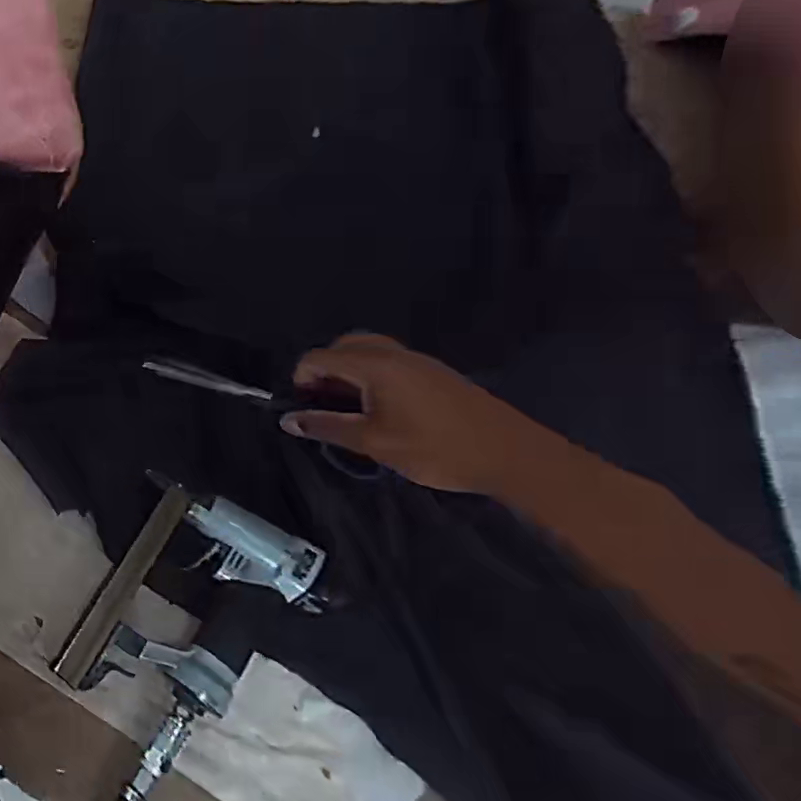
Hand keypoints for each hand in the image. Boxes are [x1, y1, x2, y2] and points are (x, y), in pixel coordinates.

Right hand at [278, 332, 567, 494]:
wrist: (512, 455)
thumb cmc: (436, 449)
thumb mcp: (373, 442)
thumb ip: (327, 427)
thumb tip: (288, 420)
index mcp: (376, 365)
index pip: (320, 356)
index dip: (301, 378)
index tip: (304, 407)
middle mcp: (395, 354)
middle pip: (344, 345)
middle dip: (324, 369)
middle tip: (323, 403)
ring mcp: (418, 361)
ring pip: (368, 350)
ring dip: (348, 371)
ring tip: (348, 407)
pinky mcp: (435, 374)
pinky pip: (389, 361)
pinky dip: (370, 375)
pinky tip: (378, 407)